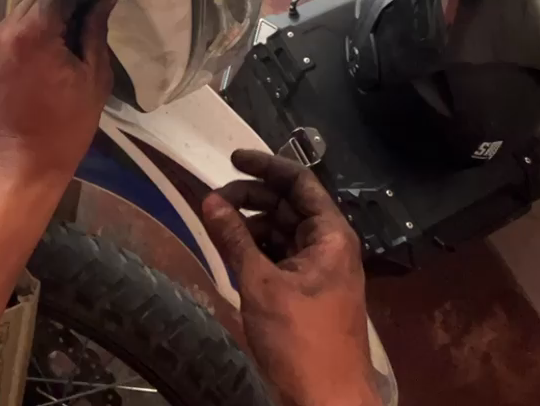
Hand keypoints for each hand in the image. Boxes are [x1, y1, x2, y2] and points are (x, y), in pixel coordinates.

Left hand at [0, 0, 114, 184]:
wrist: (23, 161)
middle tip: (81, 23)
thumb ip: (96, 31)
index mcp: (33, 34)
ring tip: (62, 41)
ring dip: (41, 17)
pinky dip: (25, 32)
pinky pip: (7, 29)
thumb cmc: (66, 125)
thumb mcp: (93, 77)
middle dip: (60, 4)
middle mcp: (4, 30)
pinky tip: (40, 53)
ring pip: (20, 10)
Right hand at [200, 149, 377, 405]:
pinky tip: (231, 251)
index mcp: (330, 235)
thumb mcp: (261, 283)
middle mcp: (328, 244)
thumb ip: (234, 237)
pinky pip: (279, 255)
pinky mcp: (307, 290)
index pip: (299, 182)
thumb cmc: (301, 339)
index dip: (265, 166)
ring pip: (280, 230)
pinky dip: (255, 248)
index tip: (231, 159)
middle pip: (287, 204)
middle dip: (250, 198)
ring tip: (217, 227)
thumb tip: (209, 199)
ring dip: (249, 224)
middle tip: (213, 201)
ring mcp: (318, 269)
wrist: (327, 403)